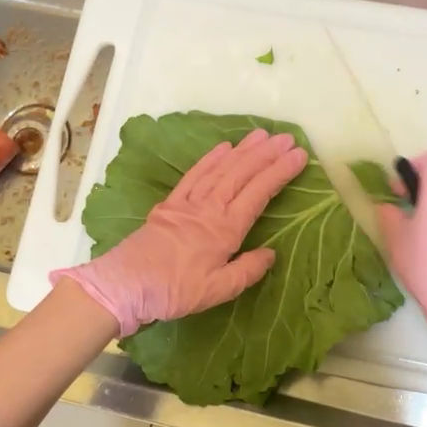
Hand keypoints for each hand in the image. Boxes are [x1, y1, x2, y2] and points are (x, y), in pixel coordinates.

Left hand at [53, 129, 307, 335]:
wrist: (126, 284)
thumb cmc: (175, 291)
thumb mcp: (219, 290)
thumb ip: (247, 270)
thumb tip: (270, 253)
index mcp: (226, 229)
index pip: (260, 192)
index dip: (280, 172)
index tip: (299, 156)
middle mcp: (209, 208)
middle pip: (242, 173)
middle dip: (267, 154)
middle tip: (287, 138)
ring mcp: (188, 202)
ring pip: (221, 168)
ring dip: (243, 150)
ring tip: (262, 135)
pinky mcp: (170, 204)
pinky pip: (195, 174)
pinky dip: (211, 158)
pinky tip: (223, 148)